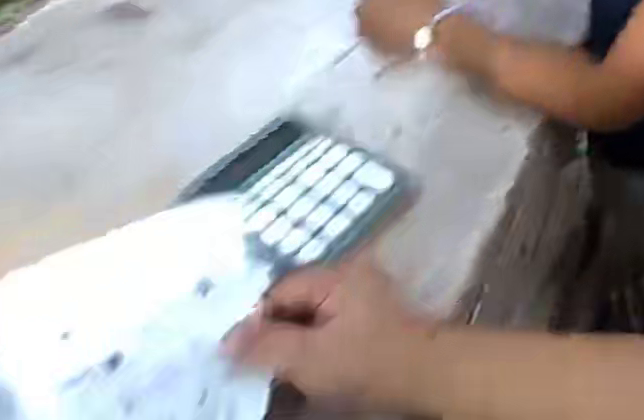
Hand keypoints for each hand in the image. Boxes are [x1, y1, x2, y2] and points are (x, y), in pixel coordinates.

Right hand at [225, 262, 434, 411]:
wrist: (417, 370)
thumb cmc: (364, 360)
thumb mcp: (306, 356)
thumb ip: (265, 343)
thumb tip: (226, 337)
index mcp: (339, 274)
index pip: (281, 288)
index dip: (253, 319)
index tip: (230, 353)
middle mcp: (350, 274)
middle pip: (294, 298)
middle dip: (268, 329)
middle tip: (243, 363)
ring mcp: (359, 294)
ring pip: (307, 312)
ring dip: (286, 338)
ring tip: (266, 368)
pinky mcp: (363, 315)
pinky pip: (323, 321)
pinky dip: (305, 340)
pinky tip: (293, 365)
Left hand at [355, 0, 451, 59]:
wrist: (432, 37)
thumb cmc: (429, 7)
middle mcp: (365, 10)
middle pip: (364, 3)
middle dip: (375, 2)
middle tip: (390, 3)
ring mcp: (367, 31)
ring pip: (366, 22)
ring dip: (375, 19)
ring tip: (391, 21)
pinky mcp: (374, 48)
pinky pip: (374, 36)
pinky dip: (381, 33)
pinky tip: (393, 33)